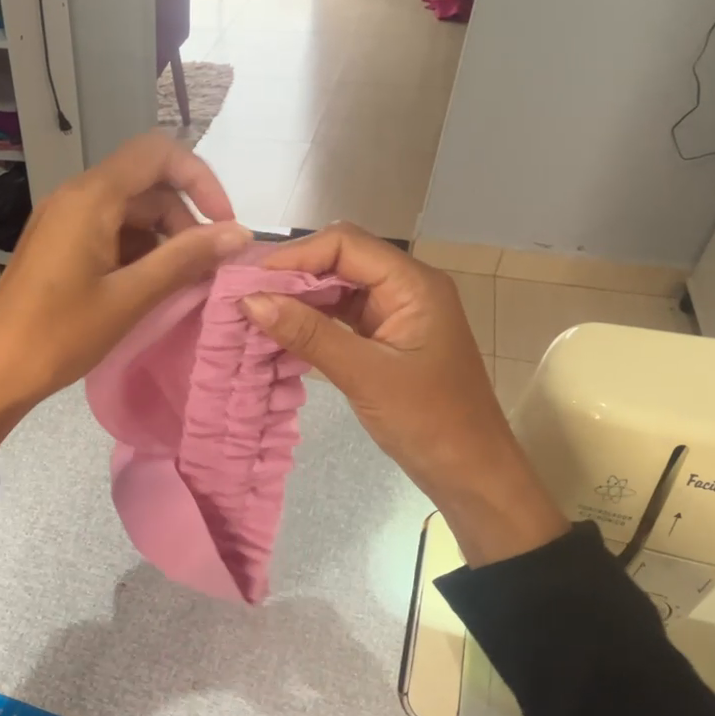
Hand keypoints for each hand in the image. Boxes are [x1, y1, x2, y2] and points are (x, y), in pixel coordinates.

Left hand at [0, 134, 252, 452]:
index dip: (200, 179)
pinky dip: (136, 251)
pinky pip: (107, 231)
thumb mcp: (130, 297)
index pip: (158, 153)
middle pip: (145, 183)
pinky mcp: (56, 245)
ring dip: (162, 239)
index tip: (223, 225)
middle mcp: (74, 197)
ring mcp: (61, 221)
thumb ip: (186, 260)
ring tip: (179, 285)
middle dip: (183, 218)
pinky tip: (146, 289)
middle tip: (205, 268)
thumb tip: (241, 234)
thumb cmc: (61, 334)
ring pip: (128, 211)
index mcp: (90, 198)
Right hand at [242, 223, 567, 565]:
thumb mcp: (364, 375)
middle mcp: (406, 288)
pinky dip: (312, 324)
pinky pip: (342, 319)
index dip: (296, 256)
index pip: (346, 245)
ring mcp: (397, 314)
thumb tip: (251, 302)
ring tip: (253, 316)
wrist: (470, 470)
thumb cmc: (428, 421)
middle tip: (244, 298)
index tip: (250, 281)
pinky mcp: (387, 340)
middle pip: (340, 261)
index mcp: (413, 284)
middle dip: (292, 276)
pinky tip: (280, 335)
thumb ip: (308, 334)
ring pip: (338, 290)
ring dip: (298, 301)